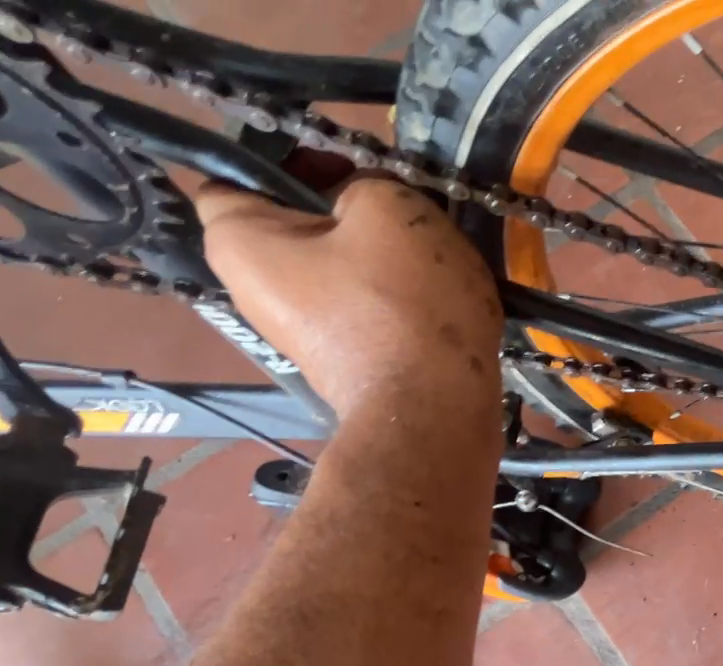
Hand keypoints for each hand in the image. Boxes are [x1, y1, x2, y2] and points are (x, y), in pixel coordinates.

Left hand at [192, 177, 503, 418]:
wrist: (434, 409)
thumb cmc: (402, 303)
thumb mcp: (393, 210)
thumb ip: (370, 184)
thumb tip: (369, 204)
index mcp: (238, 238)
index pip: (243, 173)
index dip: (297, 159)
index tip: (359, 168)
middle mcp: (255, 286)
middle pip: (305, 225)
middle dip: (356, 215)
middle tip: (413, 215)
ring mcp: (305, 331)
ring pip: (347, 270)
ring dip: (390, 260)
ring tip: (440, 262)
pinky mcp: (350, 361)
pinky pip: (374, 310)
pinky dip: (407, 301)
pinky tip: (445, 303)